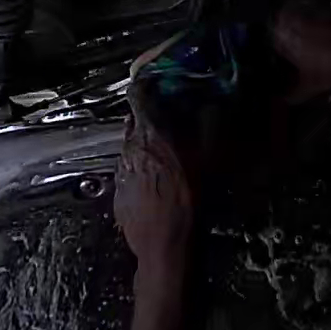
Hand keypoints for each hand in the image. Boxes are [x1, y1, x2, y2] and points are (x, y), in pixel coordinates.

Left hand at [114, 87, 194, 277]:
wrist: (163, 245)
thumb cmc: (188, 200)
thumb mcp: (207, 160)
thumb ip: (208, 128)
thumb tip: (213, 105)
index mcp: (150, 134)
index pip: (138, 96)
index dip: (146, 87)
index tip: (156, 84)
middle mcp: (129, 147)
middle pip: (135, 122)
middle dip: (150, 119)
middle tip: (169, 122)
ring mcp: (120, 171)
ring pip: (131, 147)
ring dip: (145, 146)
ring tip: (165, 155)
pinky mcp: (117, 192)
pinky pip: (128, 172)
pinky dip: (140, 171)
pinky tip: (156, 183)